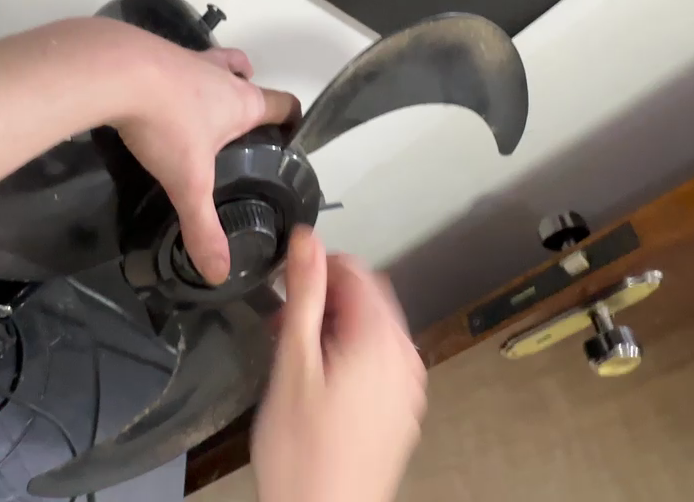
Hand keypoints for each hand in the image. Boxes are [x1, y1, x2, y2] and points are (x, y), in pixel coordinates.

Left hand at [99, 21, 298, 284]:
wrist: (118, 72)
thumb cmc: (167, 124)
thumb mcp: (188, 183)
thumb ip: (203, 227)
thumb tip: (219, 273)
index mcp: (243, 103)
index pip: (284, 104)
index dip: (292, 118)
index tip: (289, 136)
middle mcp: (223, 75)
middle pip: (250, 79)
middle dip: (250, 98)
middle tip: (240, 129)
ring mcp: (191, 58)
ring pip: (216, 65)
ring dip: (216, 81)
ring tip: (205, 107)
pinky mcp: (158, 52)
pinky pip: (179, 63)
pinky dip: (177, 76)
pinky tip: (158, 95)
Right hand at [253, 229, 426, 501]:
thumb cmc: (304, 454)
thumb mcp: (294, 360)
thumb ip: (305, 292)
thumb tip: (307, 240)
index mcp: (380, 336)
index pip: (354, 267)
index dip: (316, 268)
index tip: (289, 286)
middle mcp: (403, 355)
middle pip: (365, 296)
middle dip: (324, 299)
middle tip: (287, 324)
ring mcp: (406, 384)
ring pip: (370, 326)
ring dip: (335, 326)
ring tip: (298, 355)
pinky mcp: (401, 407)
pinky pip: (379, 358)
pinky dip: (351, 354)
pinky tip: (321, 381)